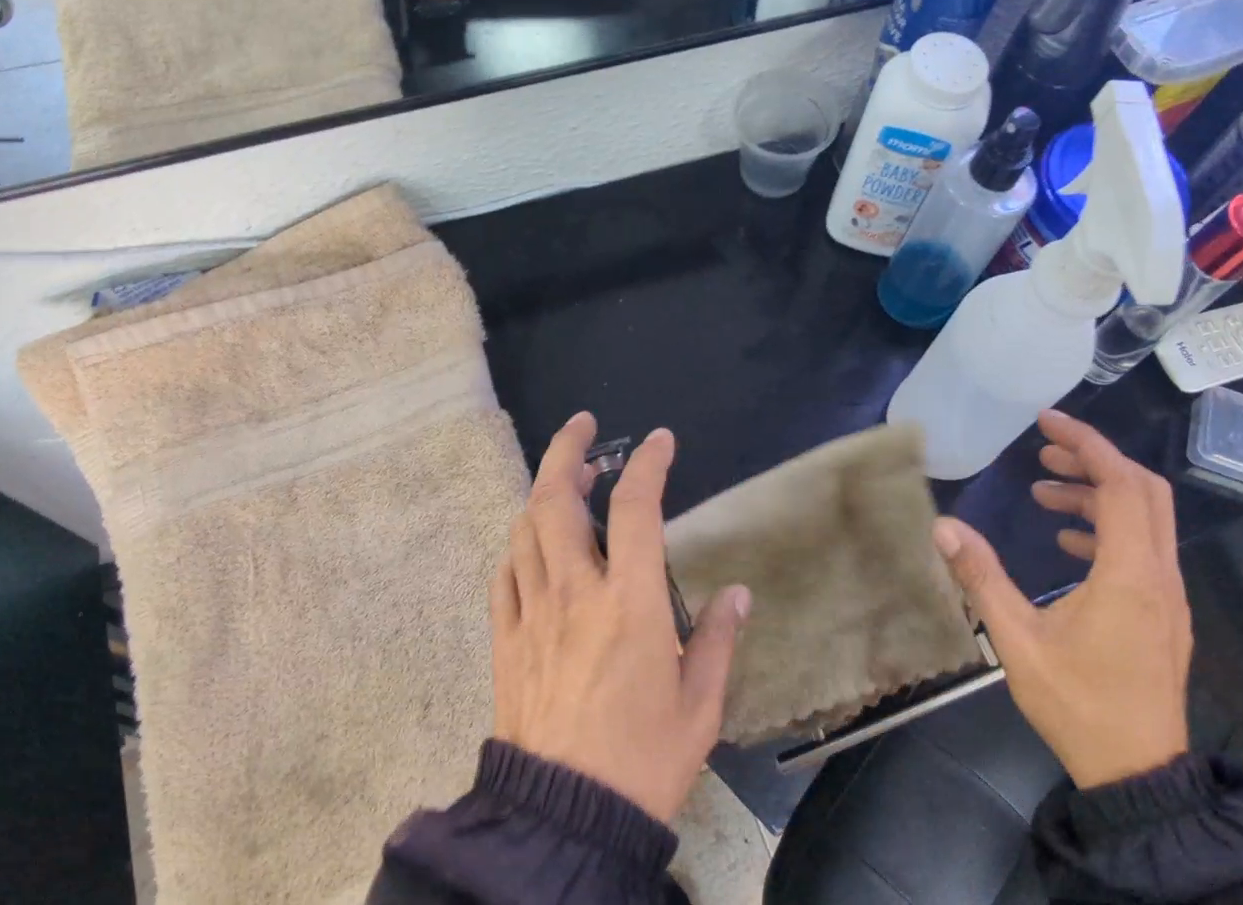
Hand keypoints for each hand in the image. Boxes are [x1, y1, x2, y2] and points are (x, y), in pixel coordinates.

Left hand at [490, 413, 751, 823]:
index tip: (659, 440)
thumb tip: (738, 593)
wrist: (564, 816)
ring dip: (543, 493)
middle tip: (584, 428)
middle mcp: (574, 593)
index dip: (647, 464)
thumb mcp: (699, 705)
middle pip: (554, 500)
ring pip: (524, 530)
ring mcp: (531, 614)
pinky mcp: (505, 640)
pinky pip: (504, 574)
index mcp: (629, 603)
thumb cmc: (643, 760)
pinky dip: (520, 545)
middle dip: (566, 452)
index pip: (637, 508)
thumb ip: (716, 640)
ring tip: (566, 480)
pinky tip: (534, 545)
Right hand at [934, 409, 1190, 788]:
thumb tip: (943, 526)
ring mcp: (1169, 596)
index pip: (1121, 485)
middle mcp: (1160, 576)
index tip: (1046, 421)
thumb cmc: (1077, 703)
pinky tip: (1068, 543)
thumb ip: (982, 578)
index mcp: (1130, 574)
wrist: (1137, 770)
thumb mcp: (1018, 641)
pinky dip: (1110, 529)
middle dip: (1096, 460)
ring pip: (1148, 520)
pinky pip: (1145, 549)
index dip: (1087, 444)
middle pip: (1145, 492)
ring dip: (1100, 494)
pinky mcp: (1165, 614)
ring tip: (1045, 492)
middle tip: (1044, 449)